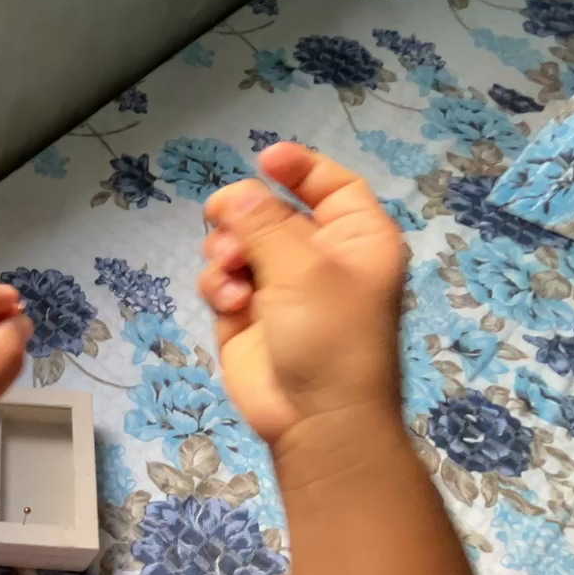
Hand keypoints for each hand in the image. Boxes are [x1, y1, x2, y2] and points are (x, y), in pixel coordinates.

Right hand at [197, 144, 408, 446]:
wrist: (313, 416)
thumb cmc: (330, 336)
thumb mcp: (304, 270)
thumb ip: (265, 225)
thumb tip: (233, 193)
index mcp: (355, 240)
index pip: (330, 187)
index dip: (300, 168)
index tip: (263, 158)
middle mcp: (317, 260)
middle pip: (272, 214)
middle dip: (245, 218)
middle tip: (219, 218)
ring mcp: (277, 289)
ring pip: (237, 247)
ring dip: (227, 255)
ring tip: (231, 276)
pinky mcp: (244, 317)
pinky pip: (221, 282)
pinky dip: (219, 286)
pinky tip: (229, 301)